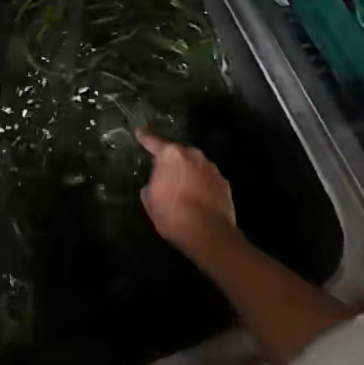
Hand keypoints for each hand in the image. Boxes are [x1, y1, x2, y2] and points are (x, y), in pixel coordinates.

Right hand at [136, 127, 236, 256]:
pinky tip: (199, 199)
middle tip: (164, 176)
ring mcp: (211, 167)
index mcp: (171, 155)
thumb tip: (153, 184)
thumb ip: (150, 186)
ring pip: (195, 165)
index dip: (145, 137)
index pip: (154, 142)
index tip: (140, 131)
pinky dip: (202, 184)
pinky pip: (207, 178)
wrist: (209, 233)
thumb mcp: (151, 202)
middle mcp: (193, 154)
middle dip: (171, 162)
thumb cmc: (173, 215)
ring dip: (188, 173)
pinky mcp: (224, 181)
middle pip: (178, 153)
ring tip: (183, 191)